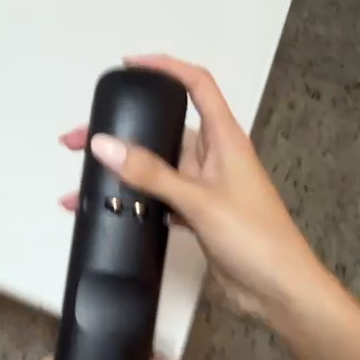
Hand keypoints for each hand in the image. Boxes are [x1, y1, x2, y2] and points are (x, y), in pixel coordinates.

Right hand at [58, 54, 331, 323]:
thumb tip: (104, 144)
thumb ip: (151, 173)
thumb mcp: (199, 201)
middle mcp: (213, 156)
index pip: (196, 84)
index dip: (165, 67)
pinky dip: (131, 200)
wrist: (281, 292)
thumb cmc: (254, 237)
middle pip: (163, 129)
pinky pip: (157, 197)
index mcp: (225, 138)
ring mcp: (204, 186)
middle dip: (121, 130)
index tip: (128, 66)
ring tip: (81, 178)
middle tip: (78, 140)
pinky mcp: (196, 214)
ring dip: (121, 170)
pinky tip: (104, 210)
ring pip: (155, 166)